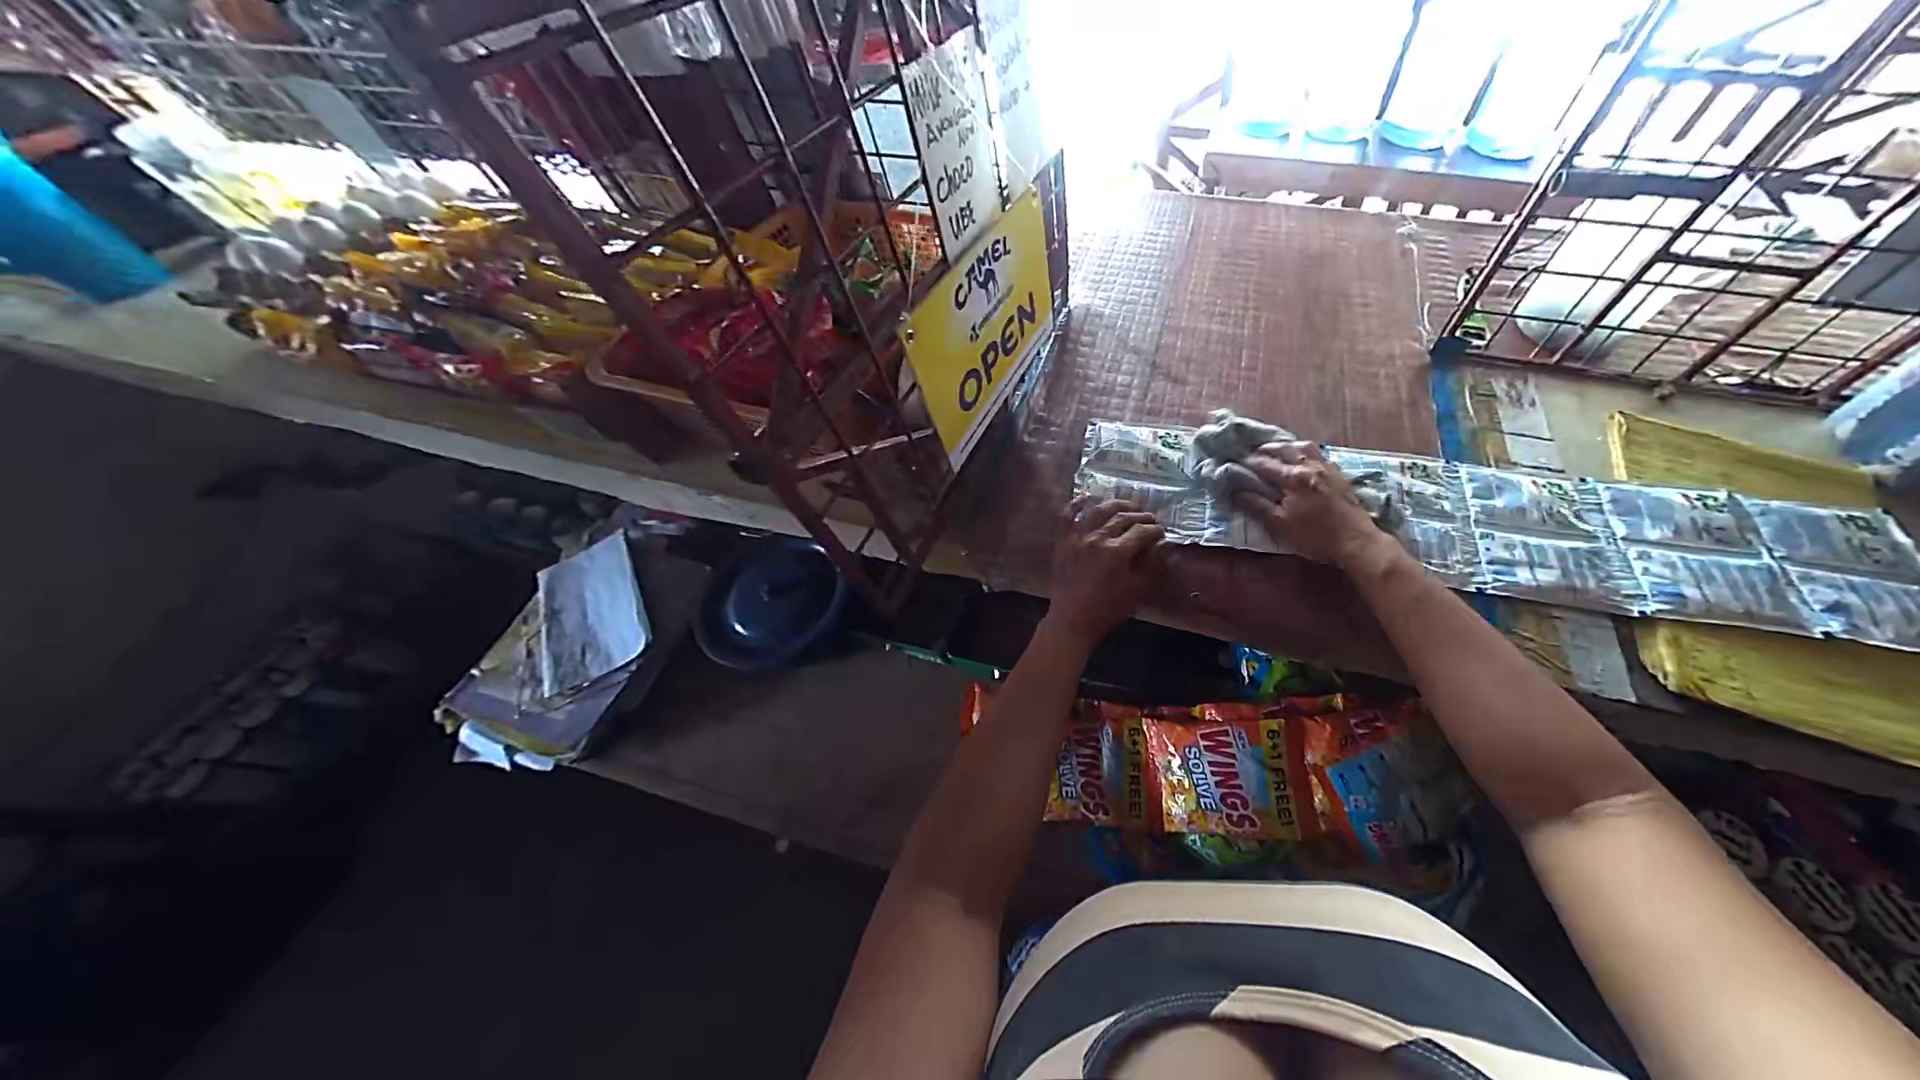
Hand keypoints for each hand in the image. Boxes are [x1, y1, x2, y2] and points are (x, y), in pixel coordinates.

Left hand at [1046, 497, 1164, 644]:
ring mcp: (1077, 537)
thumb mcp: (1137, 588)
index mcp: (1117, 551)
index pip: (1142, 531)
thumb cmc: (1108, 608)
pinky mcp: (1063, 541)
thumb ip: (1151, 564)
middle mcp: (1097, 538)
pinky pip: (1068, 516)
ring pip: (1099, 511)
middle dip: (1141, 516)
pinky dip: (1077, 504)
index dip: (1155, 530)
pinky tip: (1087, 496)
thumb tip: (1163, 544)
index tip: (1161, 532)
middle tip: (1149, 519)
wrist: (1072, 619)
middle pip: (1123, 518)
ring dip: (1116, 505)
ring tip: (1128, 506)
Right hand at [1232, 441, 1392, 567]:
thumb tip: (1236, 491)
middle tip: (1252, 452)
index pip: (1265, 464)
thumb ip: (1257, 505)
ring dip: (1287, 446)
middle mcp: (1310, 466)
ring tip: (1276, 451)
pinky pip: (1318, 454)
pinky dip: (1304, 453)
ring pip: (1304, 447)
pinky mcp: (1338, 474)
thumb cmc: (1315, 535)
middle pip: (1285, 449)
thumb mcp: (1280, 523)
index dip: (1248, 463)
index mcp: (1294, 478)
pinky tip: (1301, 460)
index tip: (1235, 462)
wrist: (1356, 540)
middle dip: (1266, 449)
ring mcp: (1327, 468)